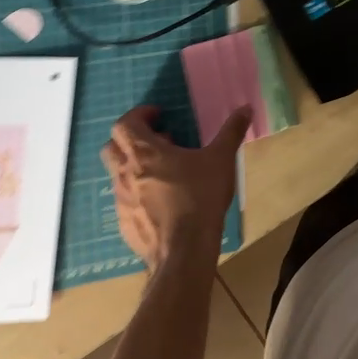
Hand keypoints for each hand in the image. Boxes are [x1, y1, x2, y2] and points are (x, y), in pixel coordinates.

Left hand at [101, 105, 249, 270]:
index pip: (124, 124)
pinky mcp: (125, 223)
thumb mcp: (221, 159)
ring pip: (117, 175)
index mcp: (144, 153)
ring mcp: (122, 201)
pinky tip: (163, 201)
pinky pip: (126, 199)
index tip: (159, 116)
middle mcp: (125, 174)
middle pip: (111, 147)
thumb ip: (232, 131)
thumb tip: (246, 108)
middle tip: (157, 141)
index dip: (139, 115)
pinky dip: (139, 192)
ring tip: (165, 171)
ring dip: (135, 166)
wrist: (183, 251)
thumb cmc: (200, 196)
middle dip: (130, 139)